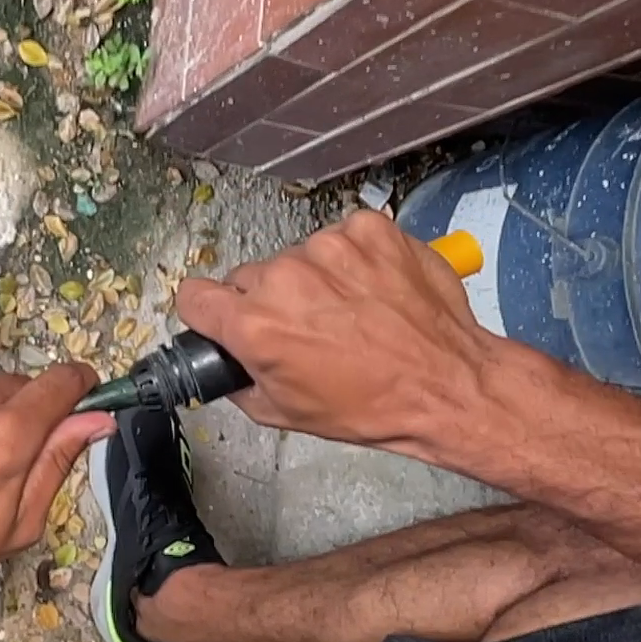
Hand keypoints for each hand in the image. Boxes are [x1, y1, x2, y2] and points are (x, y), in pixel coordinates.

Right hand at [177, 210, 499, 458]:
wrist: (447, 385)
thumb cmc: (370, 405)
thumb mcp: (281, 411)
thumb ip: (236, 379)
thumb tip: (224, 359)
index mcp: (254, 325)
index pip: (194, 295)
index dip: (207, 312)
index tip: (223, 318)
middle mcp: (285, 278)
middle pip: (247, 277)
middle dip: (266, 301)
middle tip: (303, 328)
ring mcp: (328, 248)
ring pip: (294, 257)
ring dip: (310, 280)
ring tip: (345, 312)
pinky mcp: (368, 230)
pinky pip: (337, 238)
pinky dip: (348, 260)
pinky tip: (368, 291)